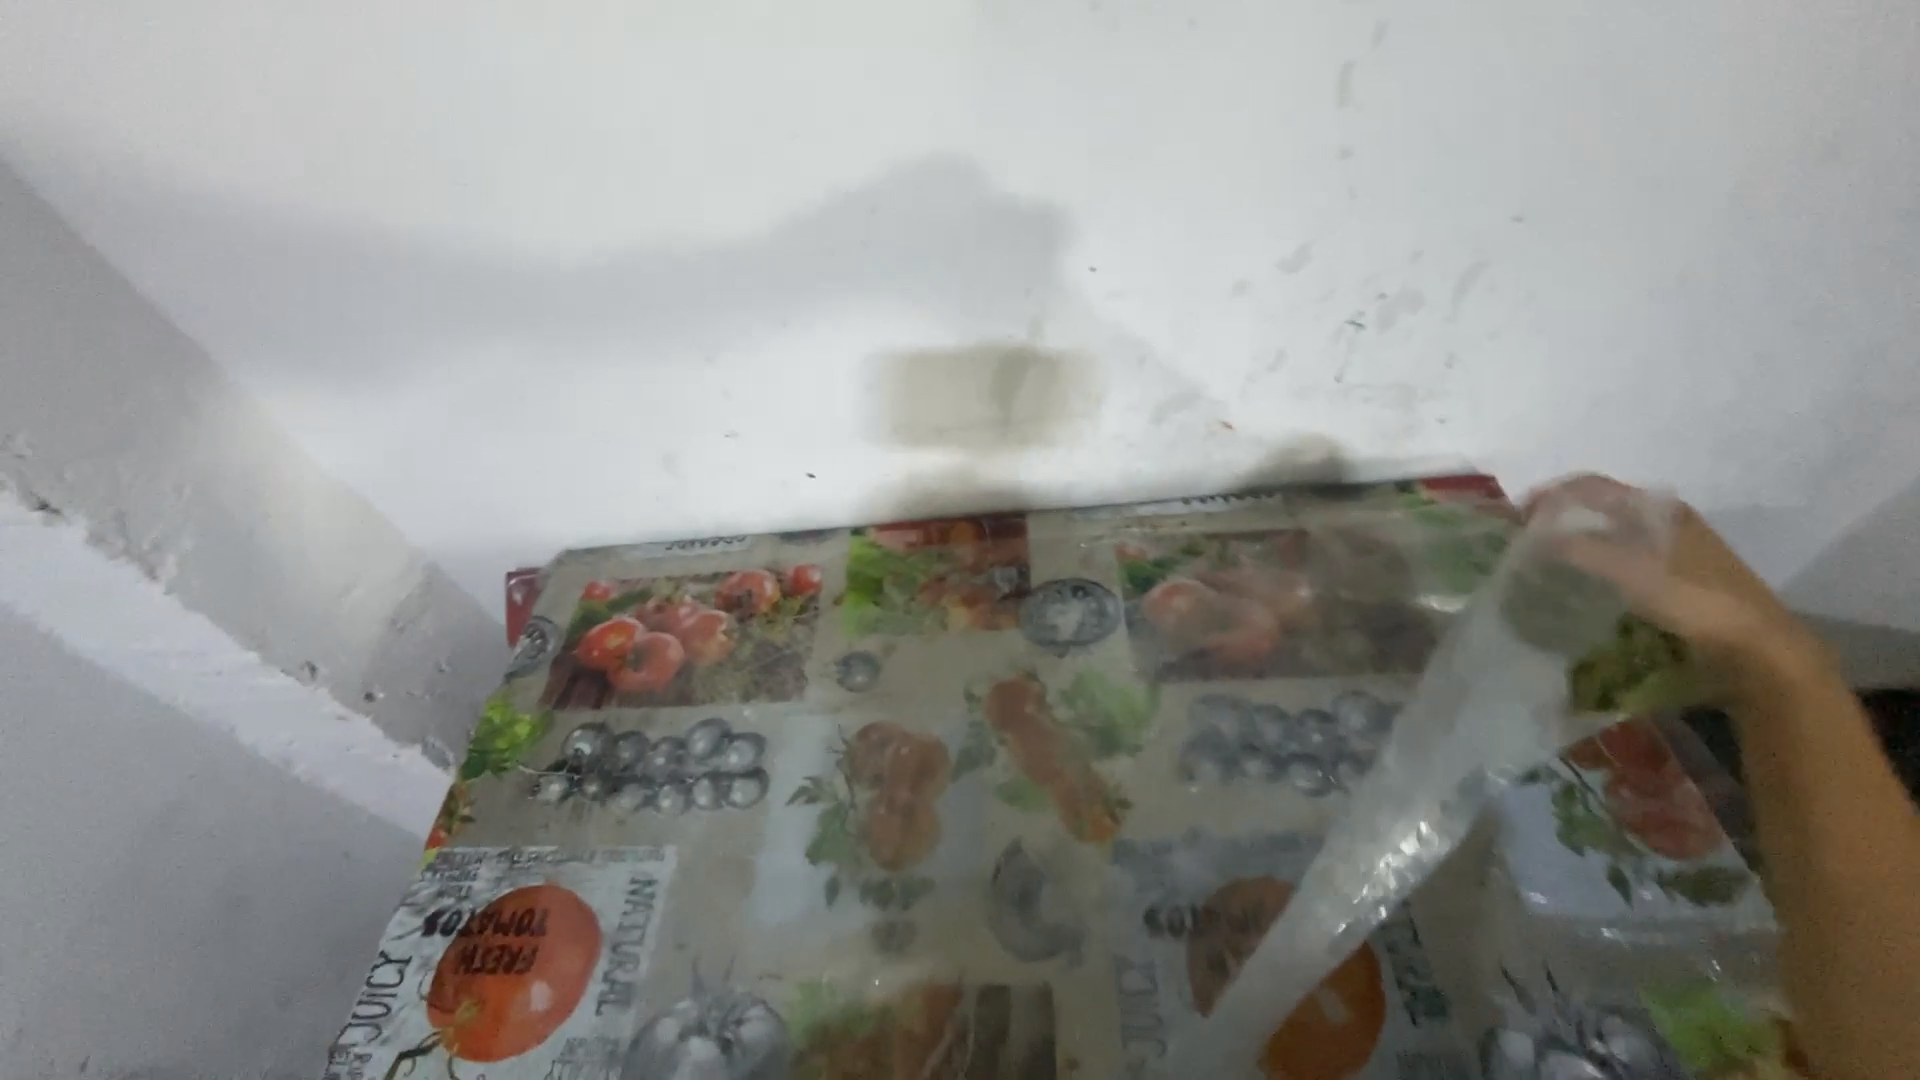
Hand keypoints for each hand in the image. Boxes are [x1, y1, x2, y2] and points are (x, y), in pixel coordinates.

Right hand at [1523, 474, 1817, 674]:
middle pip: (1596, 506)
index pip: (1588, 486)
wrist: (1754, 644)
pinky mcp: (1672, 571)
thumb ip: (1577, 549)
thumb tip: (1530, 538)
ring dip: (1571, 539)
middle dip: (1555, 518)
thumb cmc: (1693, 598)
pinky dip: (1590, 558)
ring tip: (1542, 560)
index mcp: (1656, 508)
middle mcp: (1663, 518)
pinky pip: (1618, 552)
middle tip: (1523, 540)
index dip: (1547, 496)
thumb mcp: (1628, 571)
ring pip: (1607, 530)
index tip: (1514, 519)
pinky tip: (1577, 578)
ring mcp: (1671, 545)